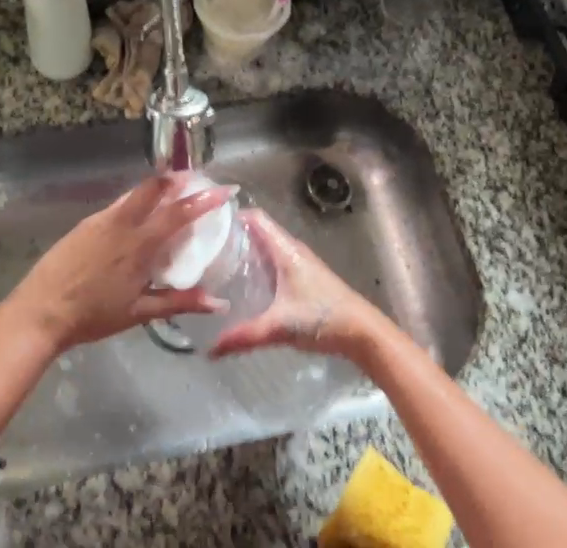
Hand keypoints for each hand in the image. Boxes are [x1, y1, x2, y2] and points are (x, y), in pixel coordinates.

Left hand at [4, 174, 233, 353]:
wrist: (40, 311)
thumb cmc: (93, 316)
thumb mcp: (139, 313)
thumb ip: (179, 302)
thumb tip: (218, 303)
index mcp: (139, 244)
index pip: (179, 213)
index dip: (204, 200)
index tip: (225, 189)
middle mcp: (122, 223)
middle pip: (154, 188)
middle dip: (177, 180)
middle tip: (194, 181)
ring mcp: (100, 220)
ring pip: (134, 194)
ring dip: (155, 189)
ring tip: (170, 194)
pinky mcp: (84, 224)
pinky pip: (117, 205)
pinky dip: (134, 202)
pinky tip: (136, 217)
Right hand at [208, 209, 388, 360]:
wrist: (363, 332)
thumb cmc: (323, 318)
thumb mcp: (280, 327)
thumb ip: (245, 336)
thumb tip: (209, 350)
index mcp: (286, 250)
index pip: (256, 218)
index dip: (232, 216)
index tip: (206, 224)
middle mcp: (292, 251)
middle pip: (258, 233)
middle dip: (232, 238)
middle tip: (204, 249)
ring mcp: (299, 265)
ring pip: (266, 250)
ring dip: (244, 254)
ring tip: (216, 266)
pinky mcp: (304, 280)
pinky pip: (274, 265)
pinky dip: (257, 268)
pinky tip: (243, 286)